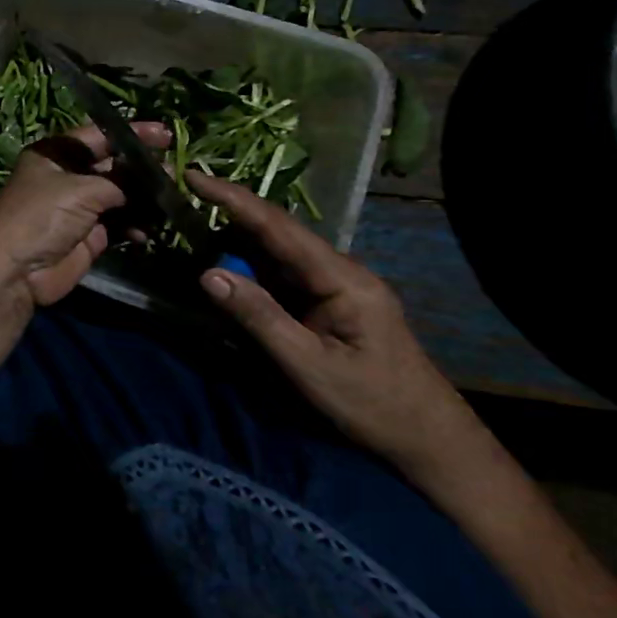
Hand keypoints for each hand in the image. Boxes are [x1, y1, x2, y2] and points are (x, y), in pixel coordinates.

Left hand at [0, 122, 167, 388]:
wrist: (15, 272)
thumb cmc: (39, 217)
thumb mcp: (80, 190)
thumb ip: (118, 181)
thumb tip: (150, 179)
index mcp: (55, 154)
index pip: (98, 136)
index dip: (130, 134)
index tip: (165, 134)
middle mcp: (67, 177)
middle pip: (112, 166)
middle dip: (142, 169)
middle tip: (174, 173)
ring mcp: (78, 207)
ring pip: (120, 196)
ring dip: (144, 199)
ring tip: (170, 201)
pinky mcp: (89, 235)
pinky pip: (121, 224)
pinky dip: (137, 225)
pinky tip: (153, 228)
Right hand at [186, 172, 482, 473]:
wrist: (432, 442)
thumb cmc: (373, 405)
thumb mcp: (309, 366)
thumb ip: (258, 317)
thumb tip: (208, 273)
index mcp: (341, 278)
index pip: (277, 227)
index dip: (233, 199)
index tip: (194, 175)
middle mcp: (338, 271)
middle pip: (276, 230)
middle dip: (230, 207)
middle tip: (184, 190)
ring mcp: (334, 285)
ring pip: (276, 249)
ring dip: (235, 232)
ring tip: (191, 217)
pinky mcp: (327, 302)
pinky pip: (280, 271)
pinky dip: (247, 259)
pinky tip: (222, 255)